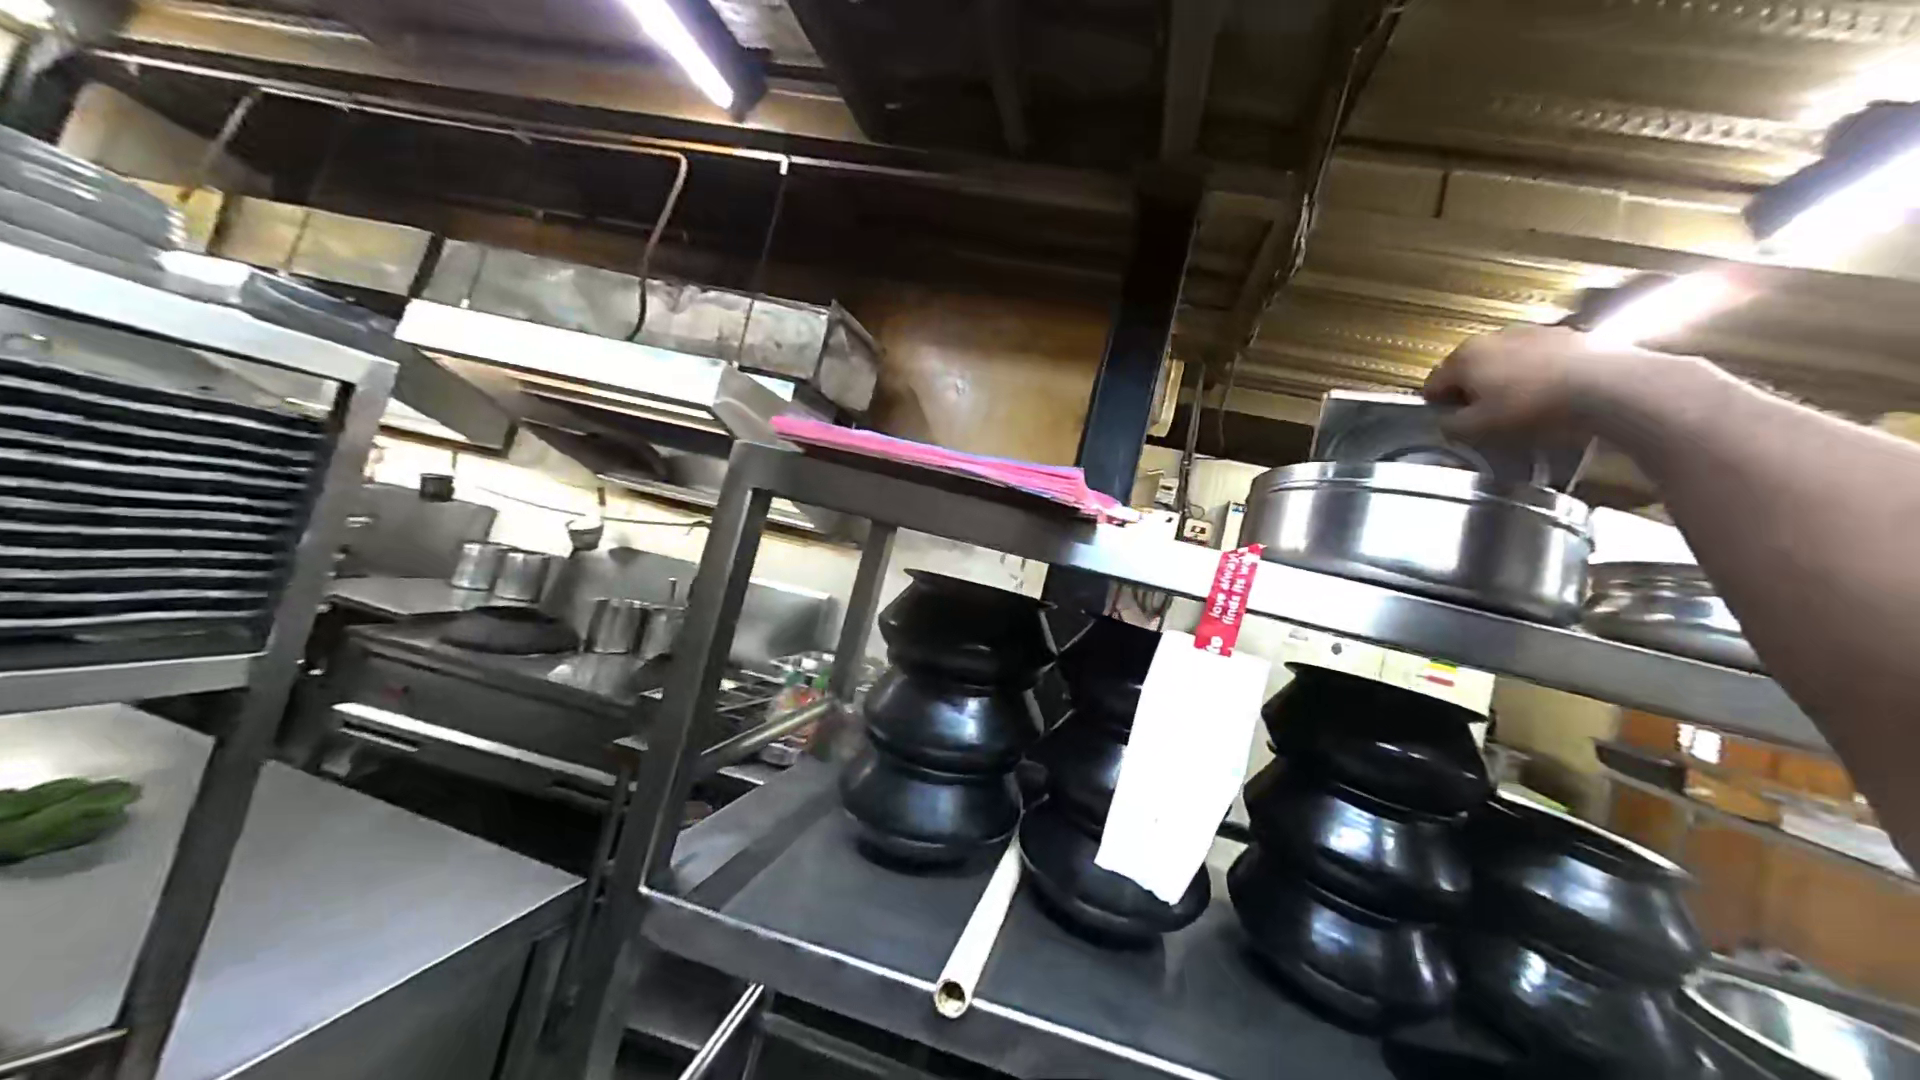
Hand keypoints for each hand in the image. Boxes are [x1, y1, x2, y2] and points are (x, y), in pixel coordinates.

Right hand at [1423, 325, 1639, 439]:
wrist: (1607, 385)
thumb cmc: (1530, 407)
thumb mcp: (1478, 429)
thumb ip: (1450, 425)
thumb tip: (1445, 421)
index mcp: (1463, 357)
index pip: (1432, 384)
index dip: (1438, 406)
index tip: (1454, 422)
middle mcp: (1491, 337)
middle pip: (1467, 368)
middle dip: (1471, 389)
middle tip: (1488, 414)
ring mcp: (1530, 331)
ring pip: (1502, 359)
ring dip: (1503, 378)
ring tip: (1523, 402)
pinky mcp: (1565, 333)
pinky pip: (1536, 355)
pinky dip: (1535, 370)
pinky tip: (1551, 389)